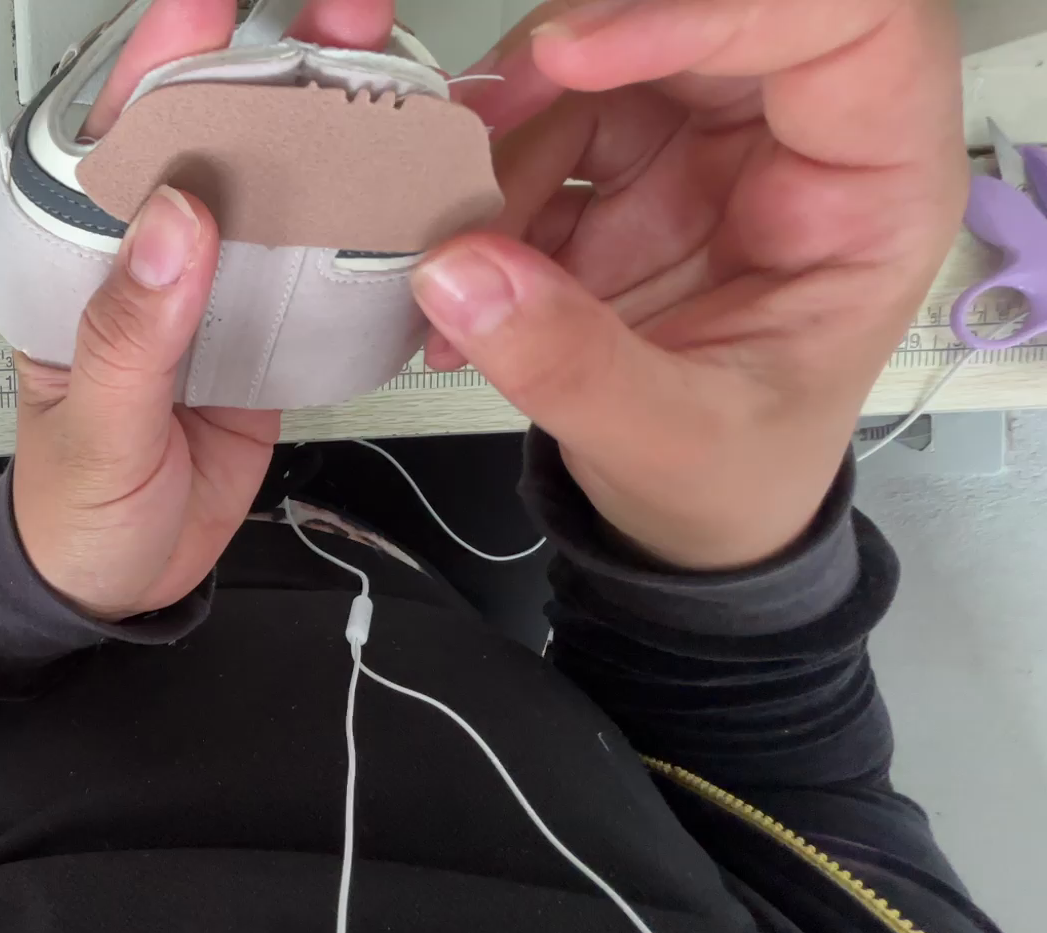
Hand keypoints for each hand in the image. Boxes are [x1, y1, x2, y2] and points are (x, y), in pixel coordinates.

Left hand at [15, 0, 396, 619]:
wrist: (115, 580)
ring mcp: (215, 307)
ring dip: (330, 149)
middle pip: (211, 156)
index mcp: (82, 280)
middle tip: (342, 20)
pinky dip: (358, 247)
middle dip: (270, 79)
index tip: (208, 5)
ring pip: (274, 208)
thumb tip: (174, 221)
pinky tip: (403, 206)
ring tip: (394, 88)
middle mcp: (153, 275)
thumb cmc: (72, 512)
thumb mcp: (93, 434)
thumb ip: (126, 336)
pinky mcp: (260, 347)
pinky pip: (313, 283)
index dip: (160, 70)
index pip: (112, 153)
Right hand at [417, 0, 967, 569]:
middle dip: (555, 81)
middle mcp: (777, 155)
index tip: (561, 58)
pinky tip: (446, 302)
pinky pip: (529, 171)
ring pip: (584, 101)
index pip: (830, 26)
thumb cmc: (717, 476)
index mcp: (861, 191)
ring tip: (443, 272)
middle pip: (683, 45)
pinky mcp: (607, 209)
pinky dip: (471, 226)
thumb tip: (450, 269)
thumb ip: (561, 359)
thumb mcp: (655, 434)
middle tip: (456, 144)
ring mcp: (684, 177)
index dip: (701, 14)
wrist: (677, 511)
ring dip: (492, 174)